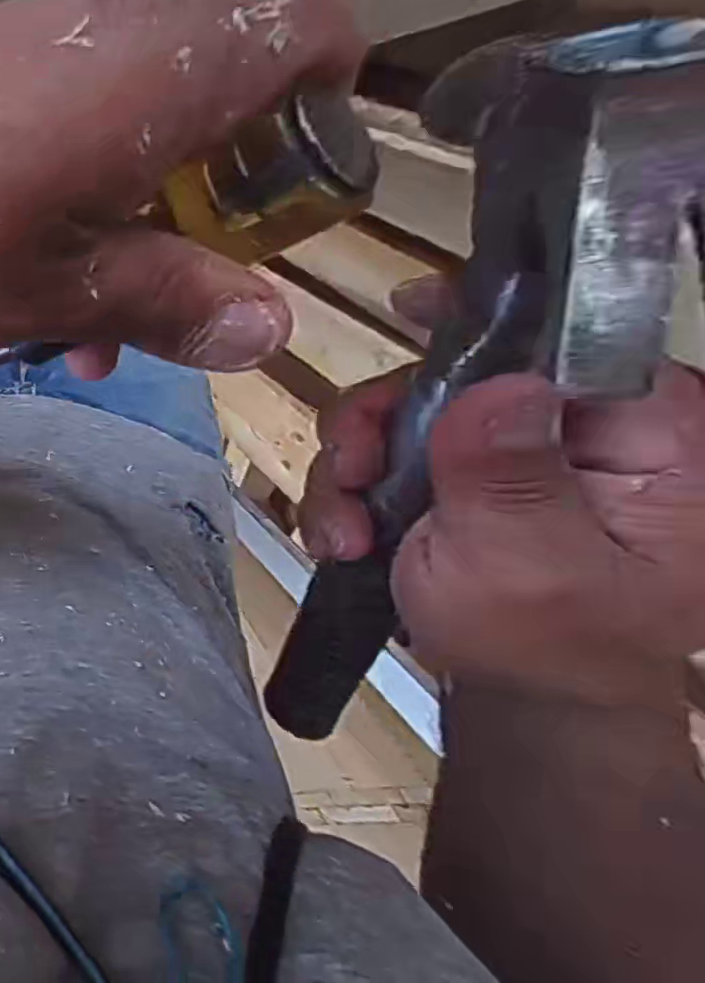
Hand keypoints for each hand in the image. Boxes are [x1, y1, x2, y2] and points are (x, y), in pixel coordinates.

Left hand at [0, 0, 365, 373]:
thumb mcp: (29, 295)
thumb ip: (156, 300)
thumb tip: (270, 325)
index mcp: (150, 75)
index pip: (310, 42)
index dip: (322, 126)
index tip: (275, 217)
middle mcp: (104, 35)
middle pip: (215, 105)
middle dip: (196, 220)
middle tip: (145, 312)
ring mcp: (30, 44)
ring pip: (122, 133)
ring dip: (113, 232)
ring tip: (60, 330)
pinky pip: (53, 128)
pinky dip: (57, 200)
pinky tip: (3, 276)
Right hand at [303, 311, 704, 709]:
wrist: (513, 690)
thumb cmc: (540, 639)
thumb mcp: (524, 561)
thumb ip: (510, 476)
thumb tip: (499, 385)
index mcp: (652, 446)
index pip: (578, 349)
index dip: (492, 323)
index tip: (408, 307)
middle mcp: (581, 436)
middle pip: (456, 379)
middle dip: (380, 426)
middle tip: (351, 474)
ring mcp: (508, 455)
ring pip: (398, 416)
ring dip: (350, 470)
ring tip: (344, 534)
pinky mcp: (454, 476)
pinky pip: (377, 455)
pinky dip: (346, 493)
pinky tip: (344, 537)